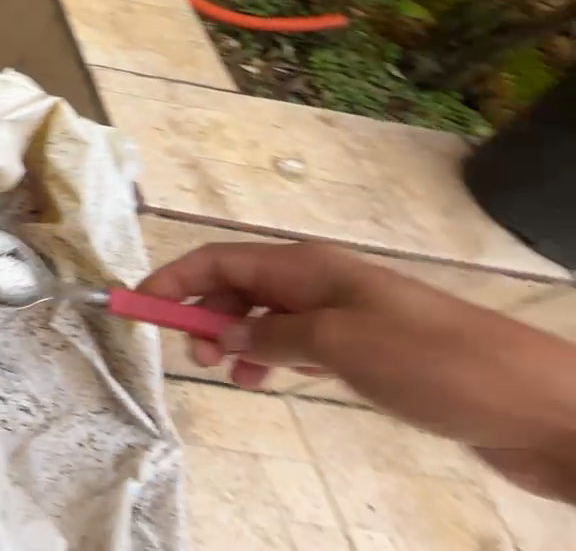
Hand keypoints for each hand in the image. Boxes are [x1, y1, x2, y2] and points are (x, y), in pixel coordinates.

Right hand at [140, 241, 575, 502]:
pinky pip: (300, 344)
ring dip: (236, 340)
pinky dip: (274, 358)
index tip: (137, 304)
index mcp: (307, 268)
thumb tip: (222, 334)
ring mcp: (347, 317)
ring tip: (231, 376)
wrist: (551, 410)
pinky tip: (273, 380)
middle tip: (191, 354)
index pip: (217, 261)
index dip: (172, 279)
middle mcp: (320, 284)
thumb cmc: (433, 363)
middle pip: (237, 287)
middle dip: (204, 314)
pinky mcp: (371, 351)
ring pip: (266, 318)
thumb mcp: (336, 345)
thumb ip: (267, 336)